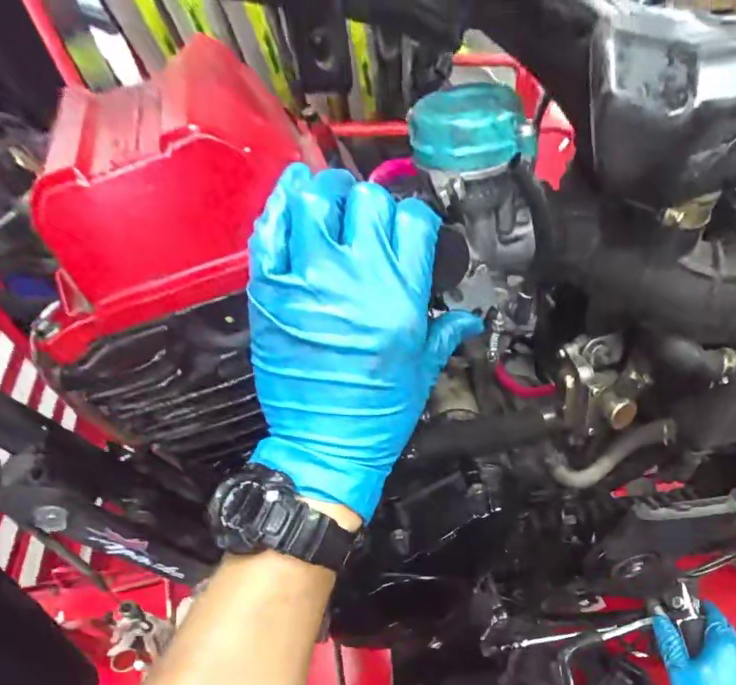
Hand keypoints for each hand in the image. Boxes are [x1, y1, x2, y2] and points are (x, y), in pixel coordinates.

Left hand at [246, 163, 483, 520]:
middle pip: (367, 200)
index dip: (419, 220)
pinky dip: (284, 205)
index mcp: (400, 302)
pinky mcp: (268, 286)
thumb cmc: (377, 413)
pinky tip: (298, 202)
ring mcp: (307, 279)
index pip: (414, 225)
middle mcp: (355, 281)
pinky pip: (270, 224)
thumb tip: (466, 319)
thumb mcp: (423, 371)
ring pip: (314, 197)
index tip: (417, 229)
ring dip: (329, 192)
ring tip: (336, 202)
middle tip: (376, 218)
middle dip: (377, 203)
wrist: (326, 442)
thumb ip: (444, 333)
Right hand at [653, 602, 735, 684]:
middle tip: (689, 641)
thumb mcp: (679, 670)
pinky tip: (716, 676)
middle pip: (721, 627)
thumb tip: (660, 620)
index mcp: (722, 640)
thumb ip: (670, 641)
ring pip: (731, 644)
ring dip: (717, 647)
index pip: (712, 611)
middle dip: (706, 630)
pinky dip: (728, 662)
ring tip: (701, 662)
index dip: (698, 610)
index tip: (687, 614)